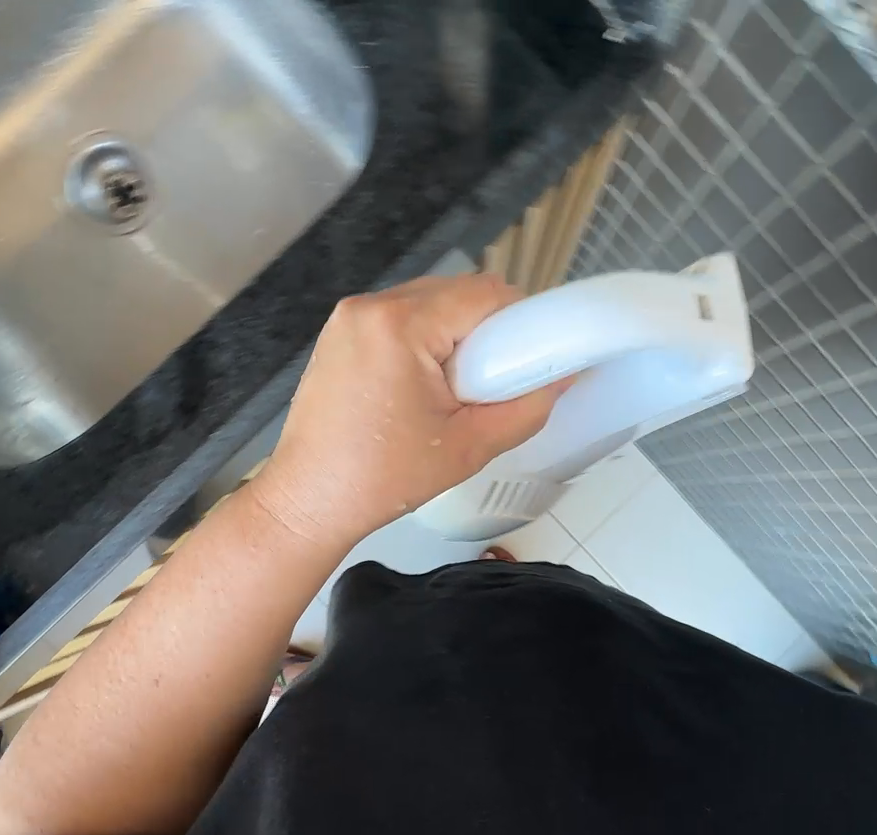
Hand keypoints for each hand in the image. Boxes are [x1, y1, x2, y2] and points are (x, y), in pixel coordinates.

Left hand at [252, 274, 569, 546]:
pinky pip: (400, 319)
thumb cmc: (382, 480)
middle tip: (488, 385)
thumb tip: (565, 376)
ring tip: (452, 392)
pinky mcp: (339, 333)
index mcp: (400, 326)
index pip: (485, 294)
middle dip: (484, 332)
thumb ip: (527, 407)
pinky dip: (423, 342)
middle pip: (456, 292)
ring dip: (454, 336)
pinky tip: (420, 389)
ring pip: (429, 304)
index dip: (518, 323)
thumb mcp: (470, 448)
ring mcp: (348, 317)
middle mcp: (370, 307)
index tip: (524, 363)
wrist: (310, 500)